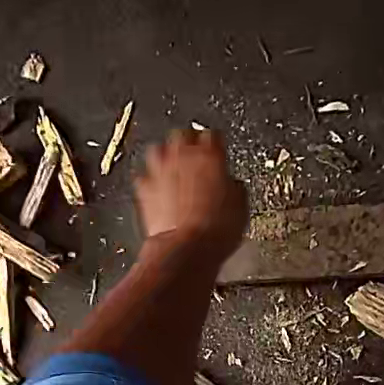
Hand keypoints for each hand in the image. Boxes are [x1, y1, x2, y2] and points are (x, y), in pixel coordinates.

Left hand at [134, 128, 248, 255]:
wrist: (187, 248)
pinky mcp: (144, 190)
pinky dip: (149, 182)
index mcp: (211, 154)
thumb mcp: (240, 205)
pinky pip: (143, 178)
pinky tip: (156, 191)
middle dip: (188, 144)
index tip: (217, 154)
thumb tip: (231, 185)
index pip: (213, 136)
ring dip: (164, 157)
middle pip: (182, 135)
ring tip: (171, 169)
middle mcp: (183, 156)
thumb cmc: (216, 228)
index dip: (215, 146)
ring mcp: (160, 171)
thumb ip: (234, 186)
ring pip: (157, 150)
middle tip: (194, 158)